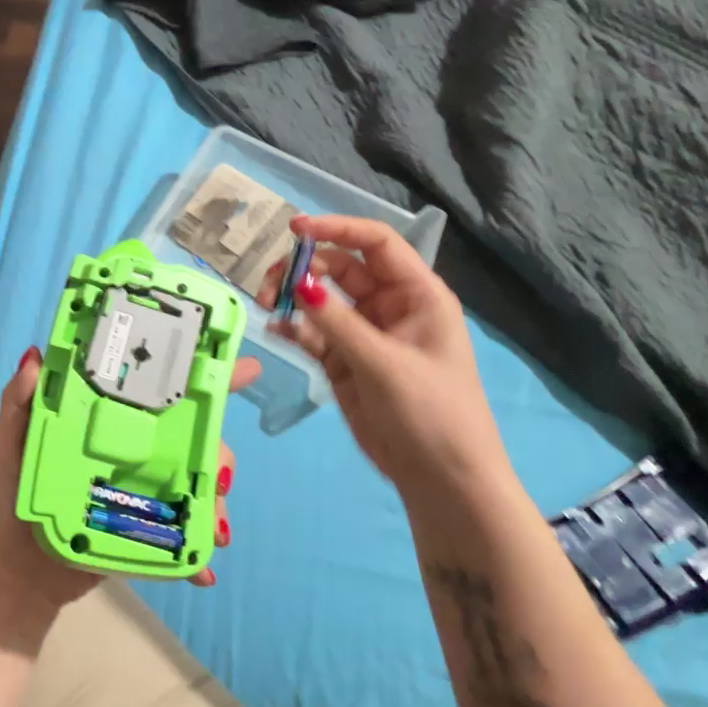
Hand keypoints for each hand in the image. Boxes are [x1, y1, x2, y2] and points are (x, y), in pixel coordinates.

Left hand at [0, 347, 260, 608]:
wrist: (23, 568)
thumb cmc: (16, 495)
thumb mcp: (13, 445)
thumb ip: (18, 402)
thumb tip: (34, 356)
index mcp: (109, 422)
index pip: (155, 390)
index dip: (199, 374)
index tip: (242, 367)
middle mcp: (136, 450)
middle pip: (193, 437)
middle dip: (217, 451)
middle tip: (219, 475)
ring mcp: (147, 490)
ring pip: (199, 484)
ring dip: (214, 503)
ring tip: (212, 528)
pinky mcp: (150, 529)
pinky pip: (186, 535)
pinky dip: (197, 554)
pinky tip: (199, 570)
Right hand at [259, 215, 510, 493]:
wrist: (441, 477)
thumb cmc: (431, 412)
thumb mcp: (384, 363)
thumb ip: (337, 322)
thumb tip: (298, 283)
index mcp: (417, 295)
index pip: (375, 244)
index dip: (337, 229)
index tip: (294, 230)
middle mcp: (389, 307)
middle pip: (340, 268)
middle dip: (303, 268)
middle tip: (269, 283)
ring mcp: (364, 334)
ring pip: (320, 299)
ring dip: (292, 297)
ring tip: (266, 306)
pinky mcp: (343, 362)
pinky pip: (312, 333)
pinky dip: (292, 327)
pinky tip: (274, 329)